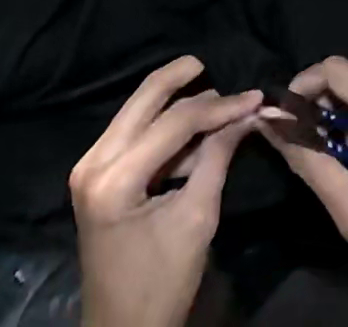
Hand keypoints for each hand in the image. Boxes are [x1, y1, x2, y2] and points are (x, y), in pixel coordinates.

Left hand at [70, 55, 261, 326]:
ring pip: (139, 109)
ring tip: (222, 104)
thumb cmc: (161, 281)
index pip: (175, 122)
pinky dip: (167, 125)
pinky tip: (198, 129)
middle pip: (145, 98)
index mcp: (114, 179)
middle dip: (184, 77)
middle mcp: (93, 162)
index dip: (220, 106)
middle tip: (221, 65)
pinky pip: (135, 131)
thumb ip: (219, 156)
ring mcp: (90, 166)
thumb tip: (248, 111)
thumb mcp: (197, 217)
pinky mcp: (97, 174)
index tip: (256, 96)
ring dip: (179, 102)